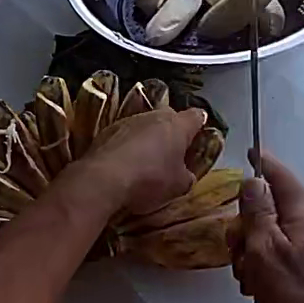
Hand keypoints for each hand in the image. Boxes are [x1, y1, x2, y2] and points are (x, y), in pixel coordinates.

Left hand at [67, 106, 205, 214]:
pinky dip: (127, 147)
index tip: (199, 136)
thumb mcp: (179, 186)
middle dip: (172, 132)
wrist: (104, 179)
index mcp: (177, 125)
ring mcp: (127, 121)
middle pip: (168, 118)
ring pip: (144, 126)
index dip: (199, 126)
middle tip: (173, 154)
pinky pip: (124, 136)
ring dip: (147, 139)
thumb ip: (187, 175)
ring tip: (146, 163)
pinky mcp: (106, 131)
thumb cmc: (150, 179)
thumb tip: (186, 174)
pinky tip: (125, 166)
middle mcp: (153, 116)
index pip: (196, 116)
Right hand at [232, 151, 303, 302]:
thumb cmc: (289, 293)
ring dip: (248, 251)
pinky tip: (254, 288)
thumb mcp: (264, 248)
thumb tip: (254, 182)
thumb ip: (257, 213)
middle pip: (270, 212)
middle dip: (246, 225)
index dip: (269, 165)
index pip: (285, 182)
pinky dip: (256, 267)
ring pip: (265, 237)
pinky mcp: (298, 275)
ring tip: (247, 276)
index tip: (253, 151)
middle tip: (237, 246)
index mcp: (302, 221)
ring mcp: (303, 255)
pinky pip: (270, 259)